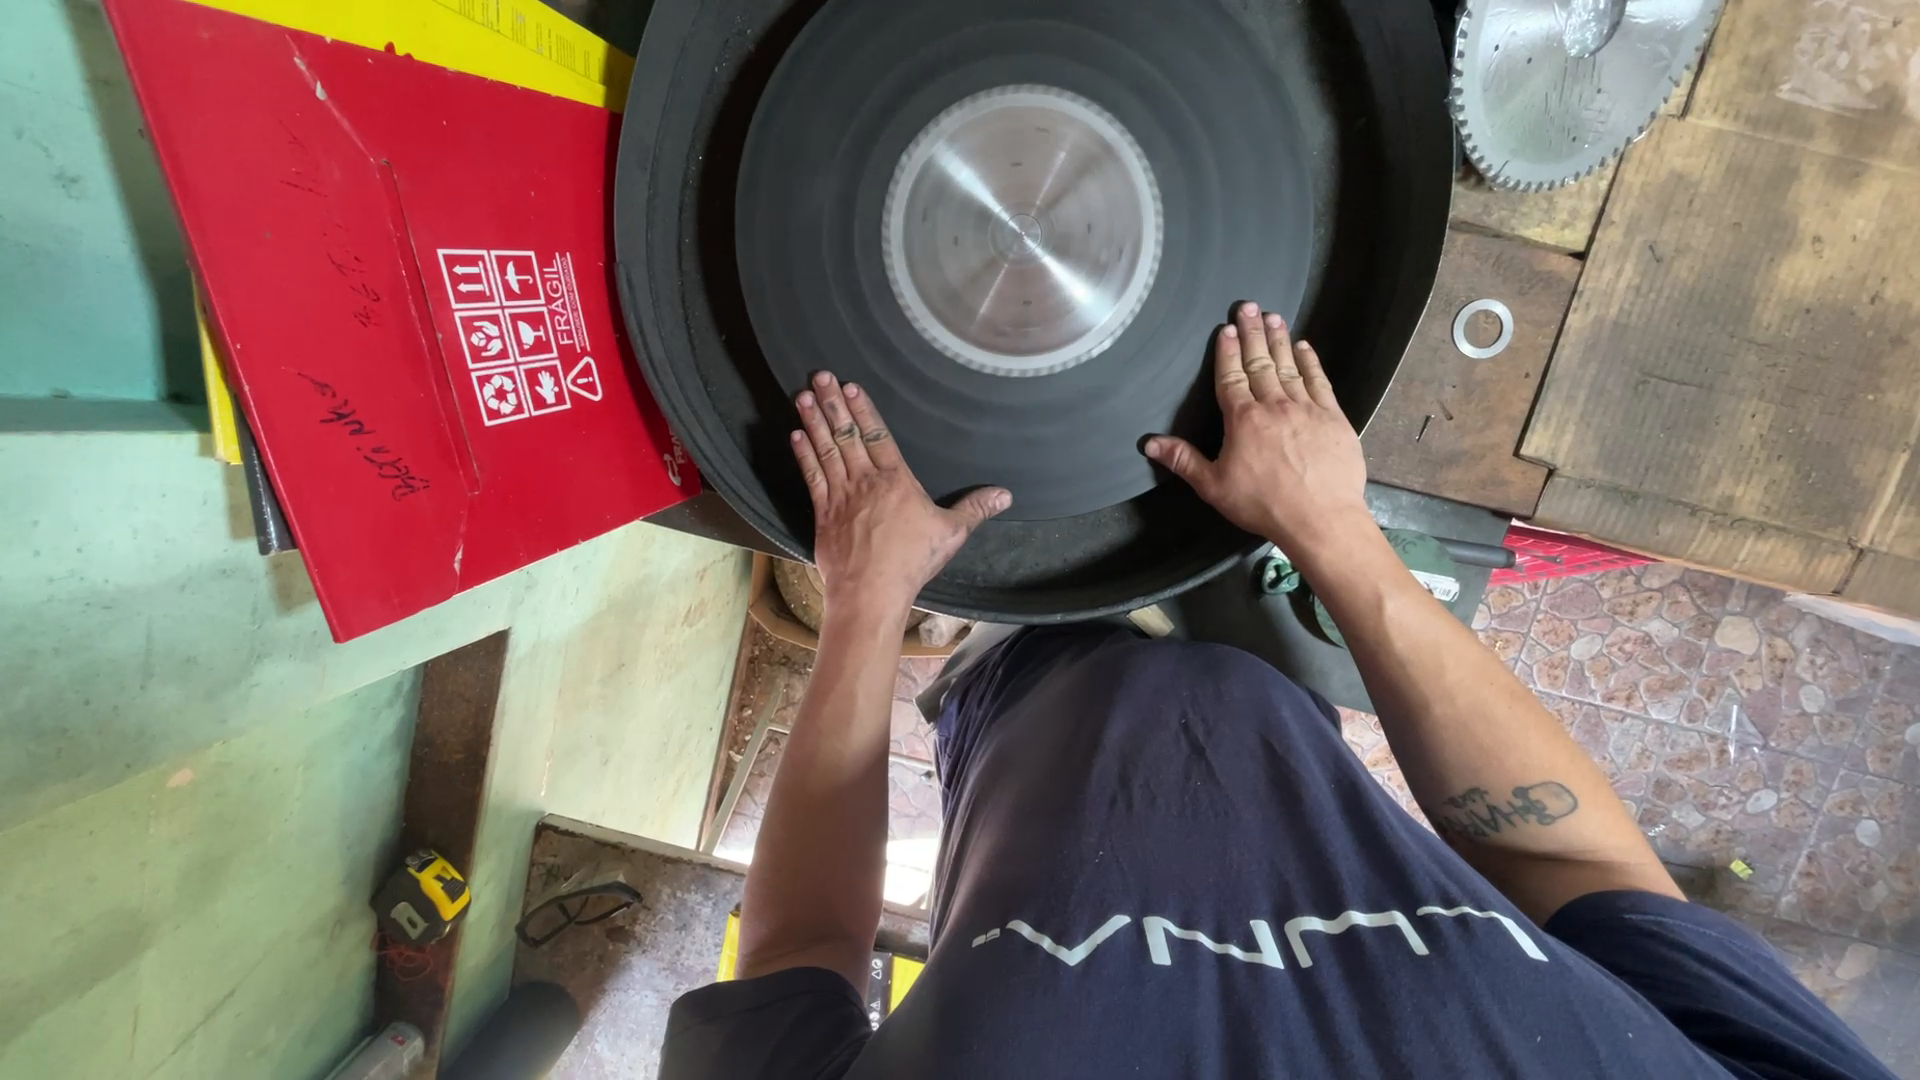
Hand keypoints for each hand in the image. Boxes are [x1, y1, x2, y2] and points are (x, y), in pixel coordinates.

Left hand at [790, 372, 1009, 620]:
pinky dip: (804, 455)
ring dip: (814, 422)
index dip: (864, 409)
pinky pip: (812, 477)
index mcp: (896, 481)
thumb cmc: (912, 561)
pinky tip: (796, 436)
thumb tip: (1004, 495)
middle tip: (820, 376)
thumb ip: (975, 509)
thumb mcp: (952, 532)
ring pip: (826, 450)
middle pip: (847, 434)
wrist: (871, 591)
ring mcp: (841, 497)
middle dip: (833, 404)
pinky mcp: (824, 515)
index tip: (850, 387)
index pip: (877, 436)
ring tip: (804, 396)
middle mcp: (866, 482)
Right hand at [1144, 301, 1372, 564]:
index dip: (1227, 352)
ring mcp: (1306, 409)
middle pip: (1260, 363)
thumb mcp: (1213, 486)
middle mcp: (1274, 406)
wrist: (1320, 517)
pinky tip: (1305, 347)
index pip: (1231, 378)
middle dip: (1253, 333)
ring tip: (1274, 317)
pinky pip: (1319, 381)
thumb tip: (1150, 444)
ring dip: (1280, 340)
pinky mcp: (1333, 418)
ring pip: (1289, 366)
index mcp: (1243, 420)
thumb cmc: (1263, 504)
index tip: (1226, 329)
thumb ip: (1183, 460)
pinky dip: (1311, 362)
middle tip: (1249, 306)